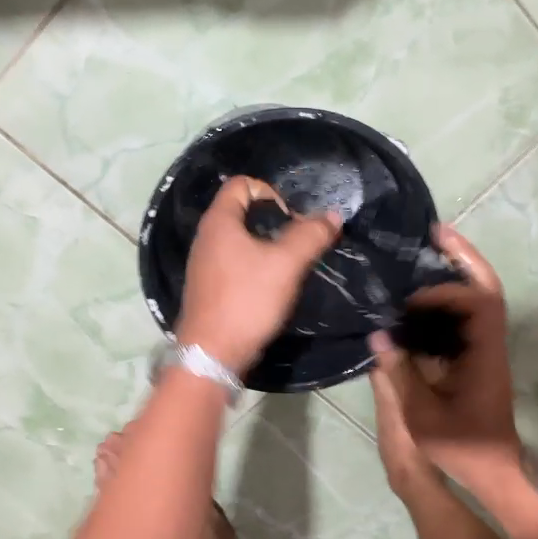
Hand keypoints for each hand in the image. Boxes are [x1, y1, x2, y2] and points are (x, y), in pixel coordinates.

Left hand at [176, 176, 341, 372]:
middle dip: (274, 220)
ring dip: (267, 246)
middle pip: (242, 211)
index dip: (270, 191)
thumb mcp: (286, 265)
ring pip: (241, 240)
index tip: (291, 218)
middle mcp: (207, 237)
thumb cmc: (246, 301)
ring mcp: (205, 264)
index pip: (241, 183)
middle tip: (298, 240)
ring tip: (291, 264)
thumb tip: (332, 214)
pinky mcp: (210, 287)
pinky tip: (273, 286)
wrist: (212, 354)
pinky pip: (235, 264)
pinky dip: (255, 266)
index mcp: (219, 222)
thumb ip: (310, 236)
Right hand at [367, 225, 521, 486]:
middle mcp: (490, 345)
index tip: (412, 301)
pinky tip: (418, 296)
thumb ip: (400, 373)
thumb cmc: (461, 447)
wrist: (492, 471)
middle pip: (486, 287)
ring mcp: (485, 349)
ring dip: (456, 271)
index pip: (478, 304)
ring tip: (425, 251)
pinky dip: (447, 297)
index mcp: (485, 356)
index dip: (446, 292)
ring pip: (479, 298)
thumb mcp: (423, 416)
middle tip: (434, 231)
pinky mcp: (476, 357)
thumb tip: (378, 334)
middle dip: (463, 256)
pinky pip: (465, 316)